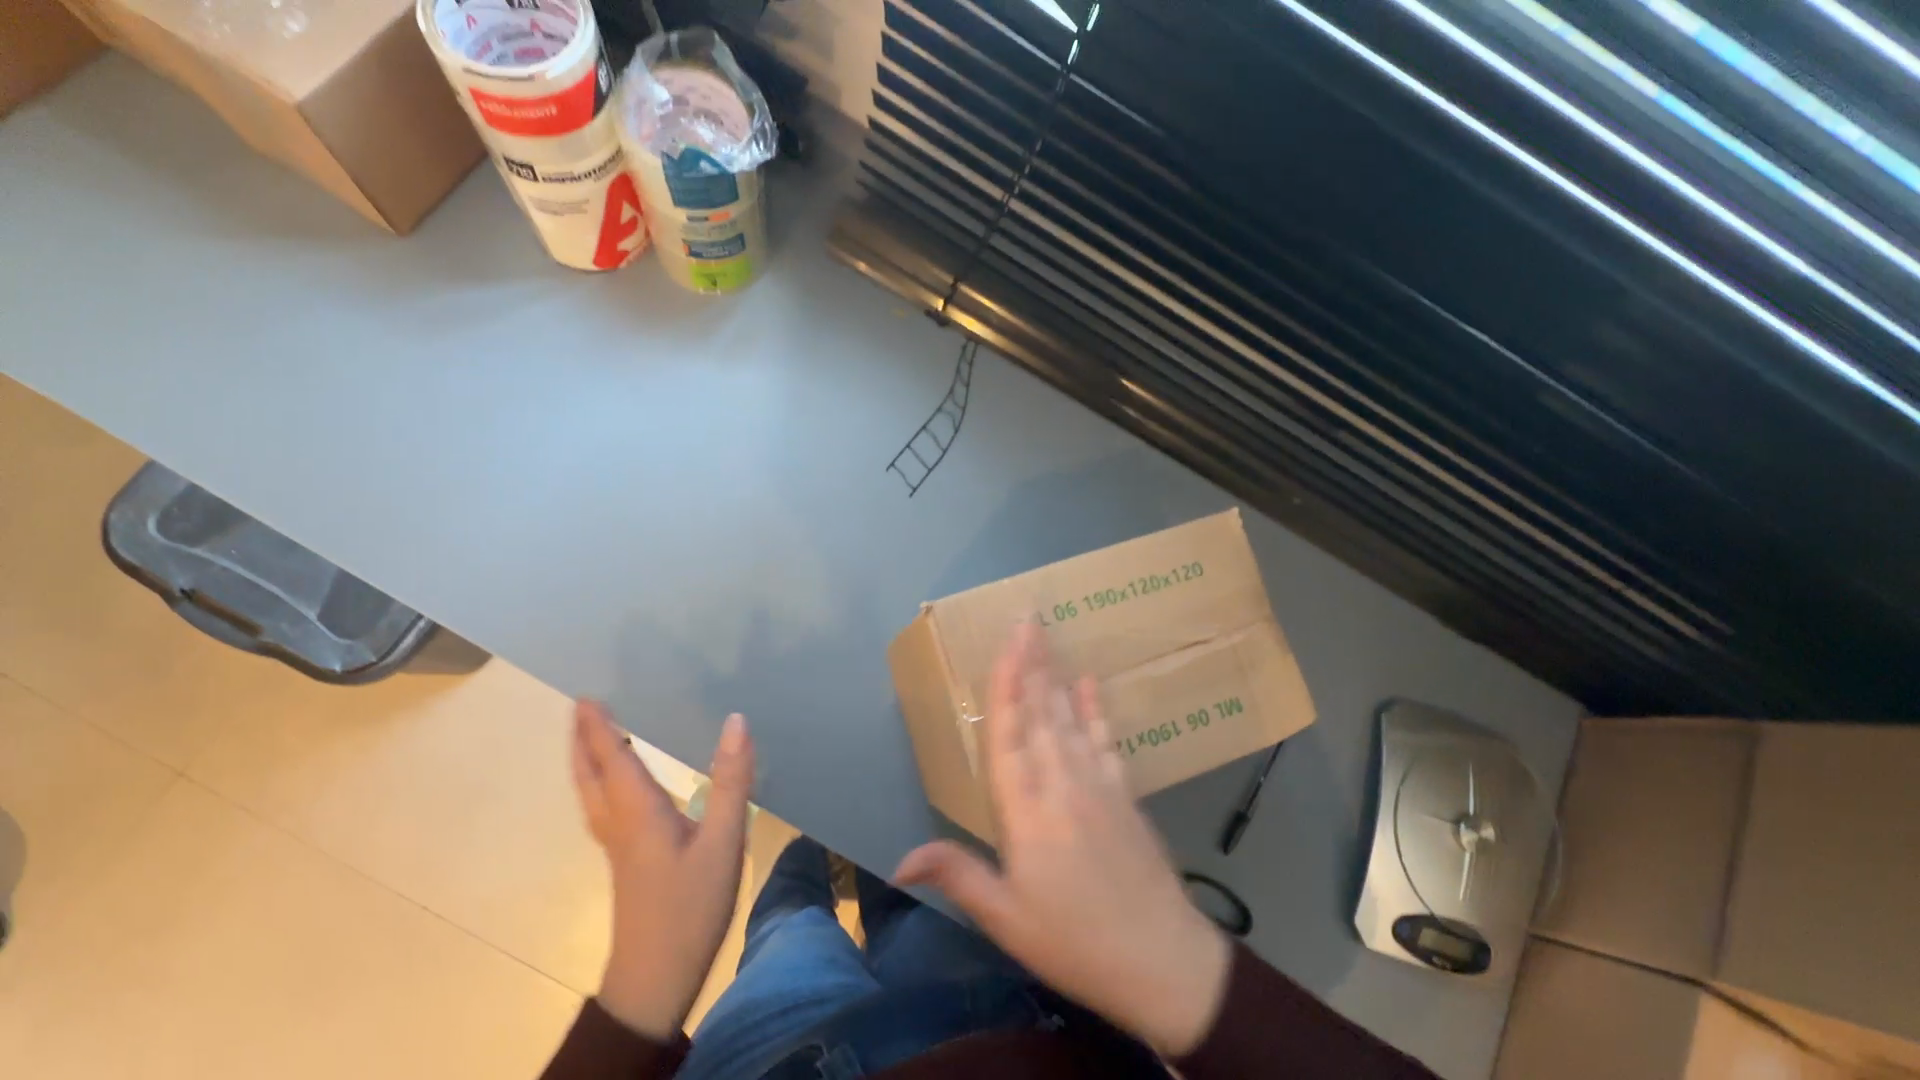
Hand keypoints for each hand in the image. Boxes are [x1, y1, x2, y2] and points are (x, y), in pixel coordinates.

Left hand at [571, 699, 754, 1040]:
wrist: (655, 975)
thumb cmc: (689, 906)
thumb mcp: (723, 841)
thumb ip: (730, 781)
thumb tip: (736, 720)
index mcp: (636, 810)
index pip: (611, 755)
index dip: (599, 724)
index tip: (587, 692)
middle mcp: (618, 821)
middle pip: (589, 773)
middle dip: (583, 738)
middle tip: (583, 706)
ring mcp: (617, 845)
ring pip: (591, 792)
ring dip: (587, 760)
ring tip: (593, 737)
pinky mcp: (624, 862)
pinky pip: (602, 807)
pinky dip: (600, 783)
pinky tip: (619, 790)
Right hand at [894, 624, 1231, 1056]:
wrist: (1163, 962)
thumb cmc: (1074, 943)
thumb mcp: (1006, 919)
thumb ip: (958, 876)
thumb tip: (900, 859)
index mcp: (1026, 813)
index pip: (1009, 736)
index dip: (1005, 686)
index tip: (1005, 643)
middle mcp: (1063, 786)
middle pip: (1042, 714)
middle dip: (1032, 663)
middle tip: (1027, 617)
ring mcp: (1100, 787)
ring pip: (1071, 720)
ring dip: (1057, 676)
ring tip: (1047, 637)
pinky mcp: (1126, 798)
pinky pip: (1107, 741)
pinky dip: (1096, 710)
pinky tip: (1090, 684)